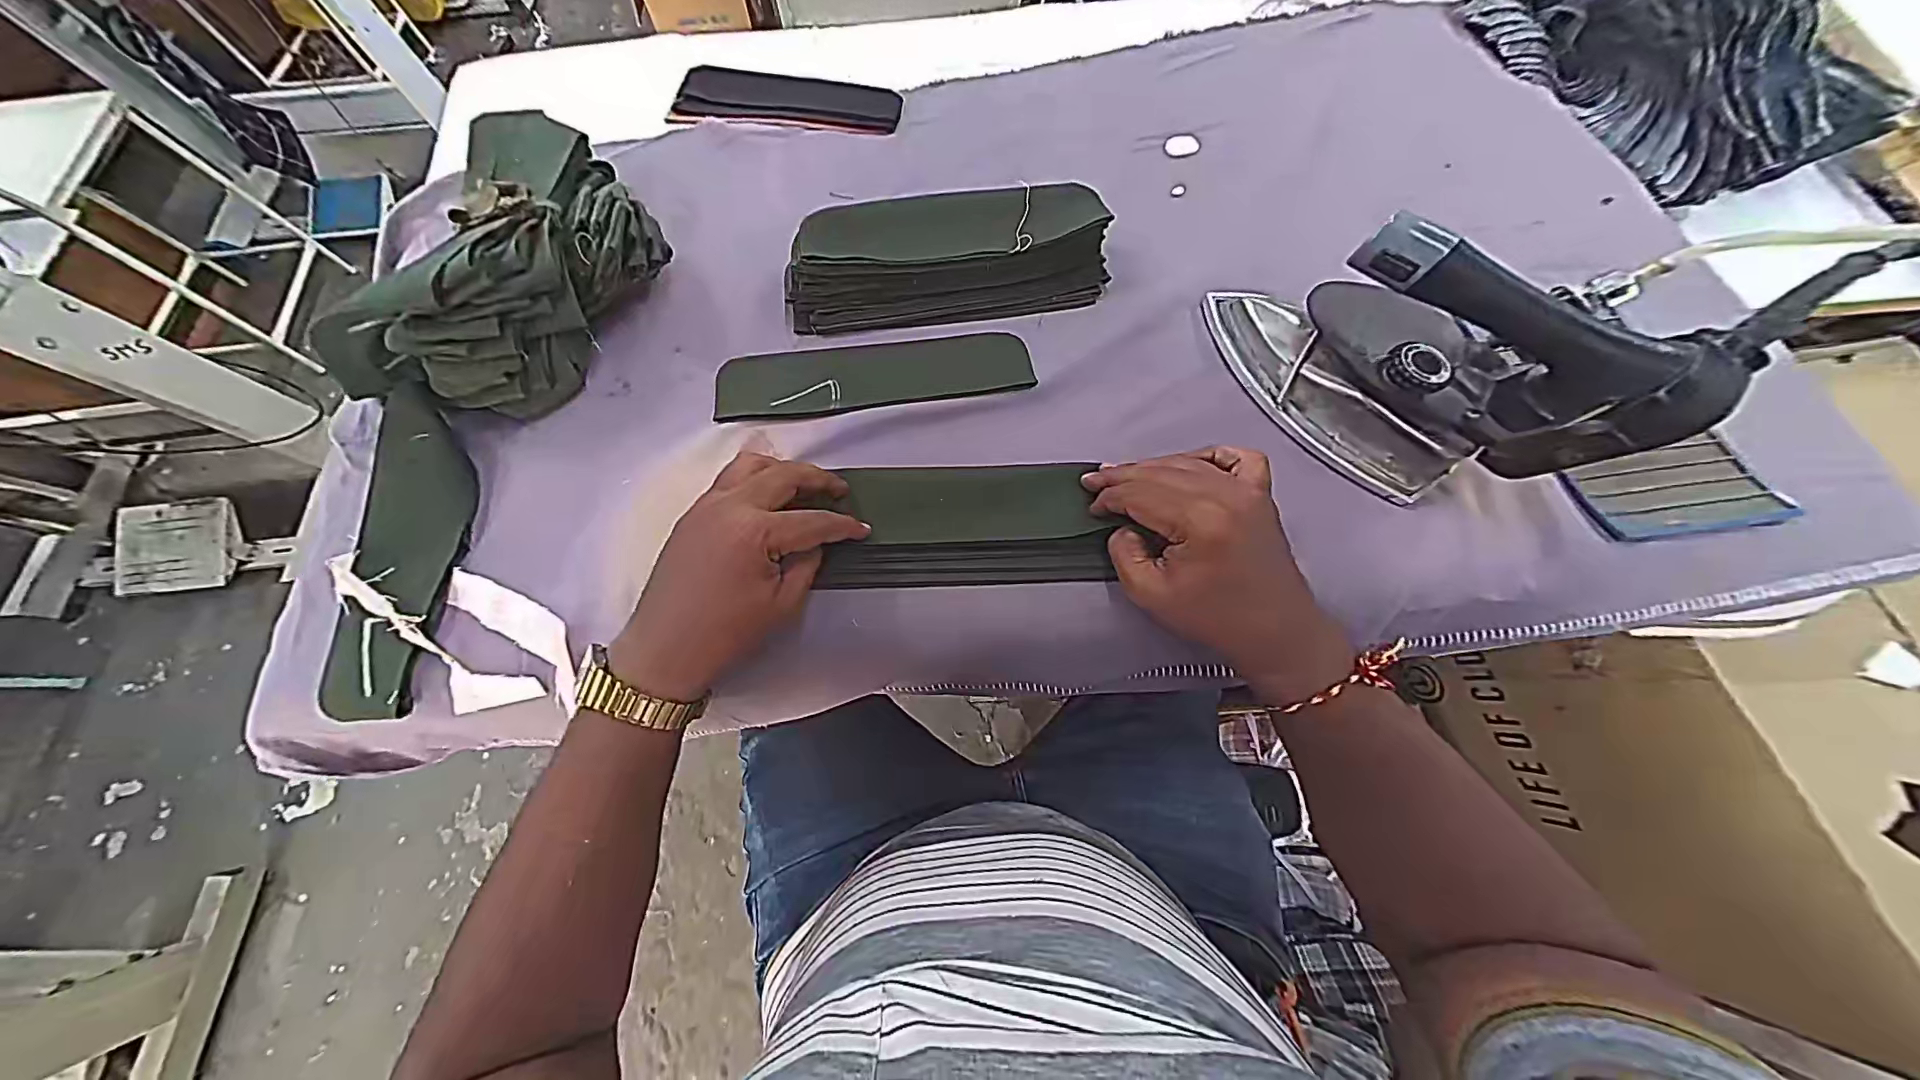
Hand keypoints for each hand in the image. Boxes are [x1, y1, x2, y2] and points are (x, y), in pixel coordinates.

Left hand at [609, 452, 867, 703]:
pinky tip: (768, 498)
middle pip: (783, 475)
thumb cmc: (724, 634)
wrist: (665, 650)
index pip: (811, 520)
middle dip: (818, 479)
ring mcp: (706, 507)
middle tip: (839, 490)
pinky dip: (754, 478)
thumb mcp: (783, 604)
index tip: (860, 528)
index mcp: (754, 531)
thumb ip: (807, 564)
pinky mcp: (692, 515)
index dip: (841, 525)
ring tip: (802, 484)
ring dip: (782, 469)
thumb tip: (816, 543)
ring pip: (750, 465)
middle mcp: (729, 507)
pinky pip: (728, 480)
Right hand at [1083, 447, 1352, 701]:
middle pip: (1160, 472)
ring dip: (1152, 466)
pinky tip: (1187, 465)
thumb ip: (1124, 553)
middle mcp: (1226, 495)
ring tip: (1125, 474)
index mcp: (1200, 519)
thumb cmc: (1216, 619)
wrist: (1276, 632)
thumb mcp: (1150, 594)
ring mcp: (1248, 490)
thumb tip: (1123, 527)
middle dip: (1122, 476)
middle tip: (1095, 482)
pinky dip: (1206, 456)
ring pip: (1188, 461)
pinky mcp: (1261, 495)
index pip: (1140, 492)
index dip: (1109, 498)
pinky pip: (1233, 458)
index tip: (1092, 507)